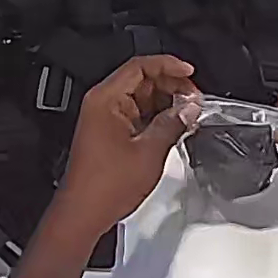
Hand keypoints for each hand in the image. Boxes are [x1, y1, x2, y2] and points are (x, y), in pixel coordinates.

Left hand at [43, 56, 198, 254]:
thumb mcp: (149, 151)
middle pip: (141, 79)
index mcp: (106, 98)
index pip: (139, 66)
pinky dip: (155, 115)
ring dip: (165, 101)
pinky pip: (135, 112)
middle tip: (194, 98)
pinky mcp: (109, 131)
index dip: (167, 65)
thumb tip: (189, 108)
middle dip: (170, 85)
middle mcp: (102, 103)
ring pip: (140, 96)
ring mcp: (105, 117)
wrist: (83, 212)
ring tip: (188, 113)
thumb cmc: (104, 185)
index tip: (188, 72)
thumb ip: (172, 123)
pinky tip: (173, 125)